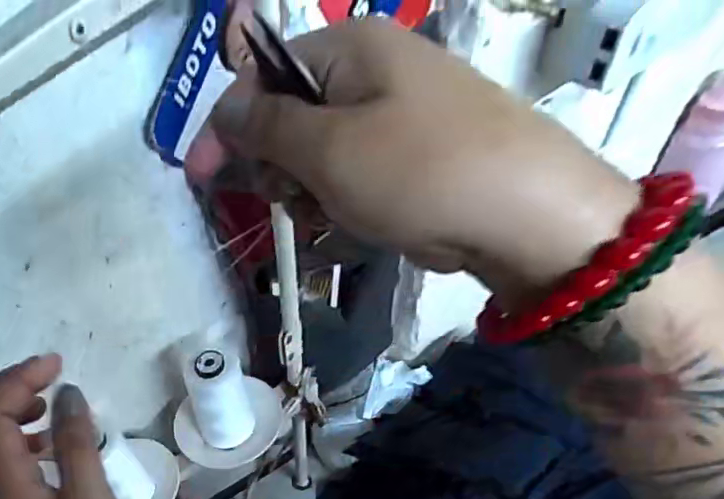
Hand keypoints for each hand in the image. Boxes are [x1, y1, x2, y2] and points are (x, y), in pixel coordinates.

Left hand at [0, 355, 128, 498]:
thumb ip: (76, 445)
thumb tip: (68, 395)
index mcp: (7, 480)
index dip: (19, 380)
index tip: (57, 365)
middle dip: (6, 388)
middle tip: (46, 376)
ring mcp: (5, 497)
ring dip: (12, 409)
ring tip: (51, 403)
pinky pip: (7, 457)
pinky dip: (24, 435)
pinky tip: (56, 441)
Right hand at [187, 18, 638, 304]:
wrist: (520, 212)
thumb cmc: (416, 171)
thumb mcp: (329, 149)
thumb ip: (268, 129)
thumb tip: (224, 110)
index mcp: (349, 47)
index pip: (263, 76)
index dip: (227, 127)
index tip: (202, 178)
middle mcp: (374, 70)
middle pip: (293, 116)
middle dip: (278, 166)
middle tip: (290, 203)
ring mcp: (400, 116)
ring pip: (325, 155)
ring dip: (311, 193)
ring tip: (329, 221)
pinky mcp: (417, 160)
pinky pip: (359, 177)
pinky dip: (346, 203)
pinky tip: (355, 227)